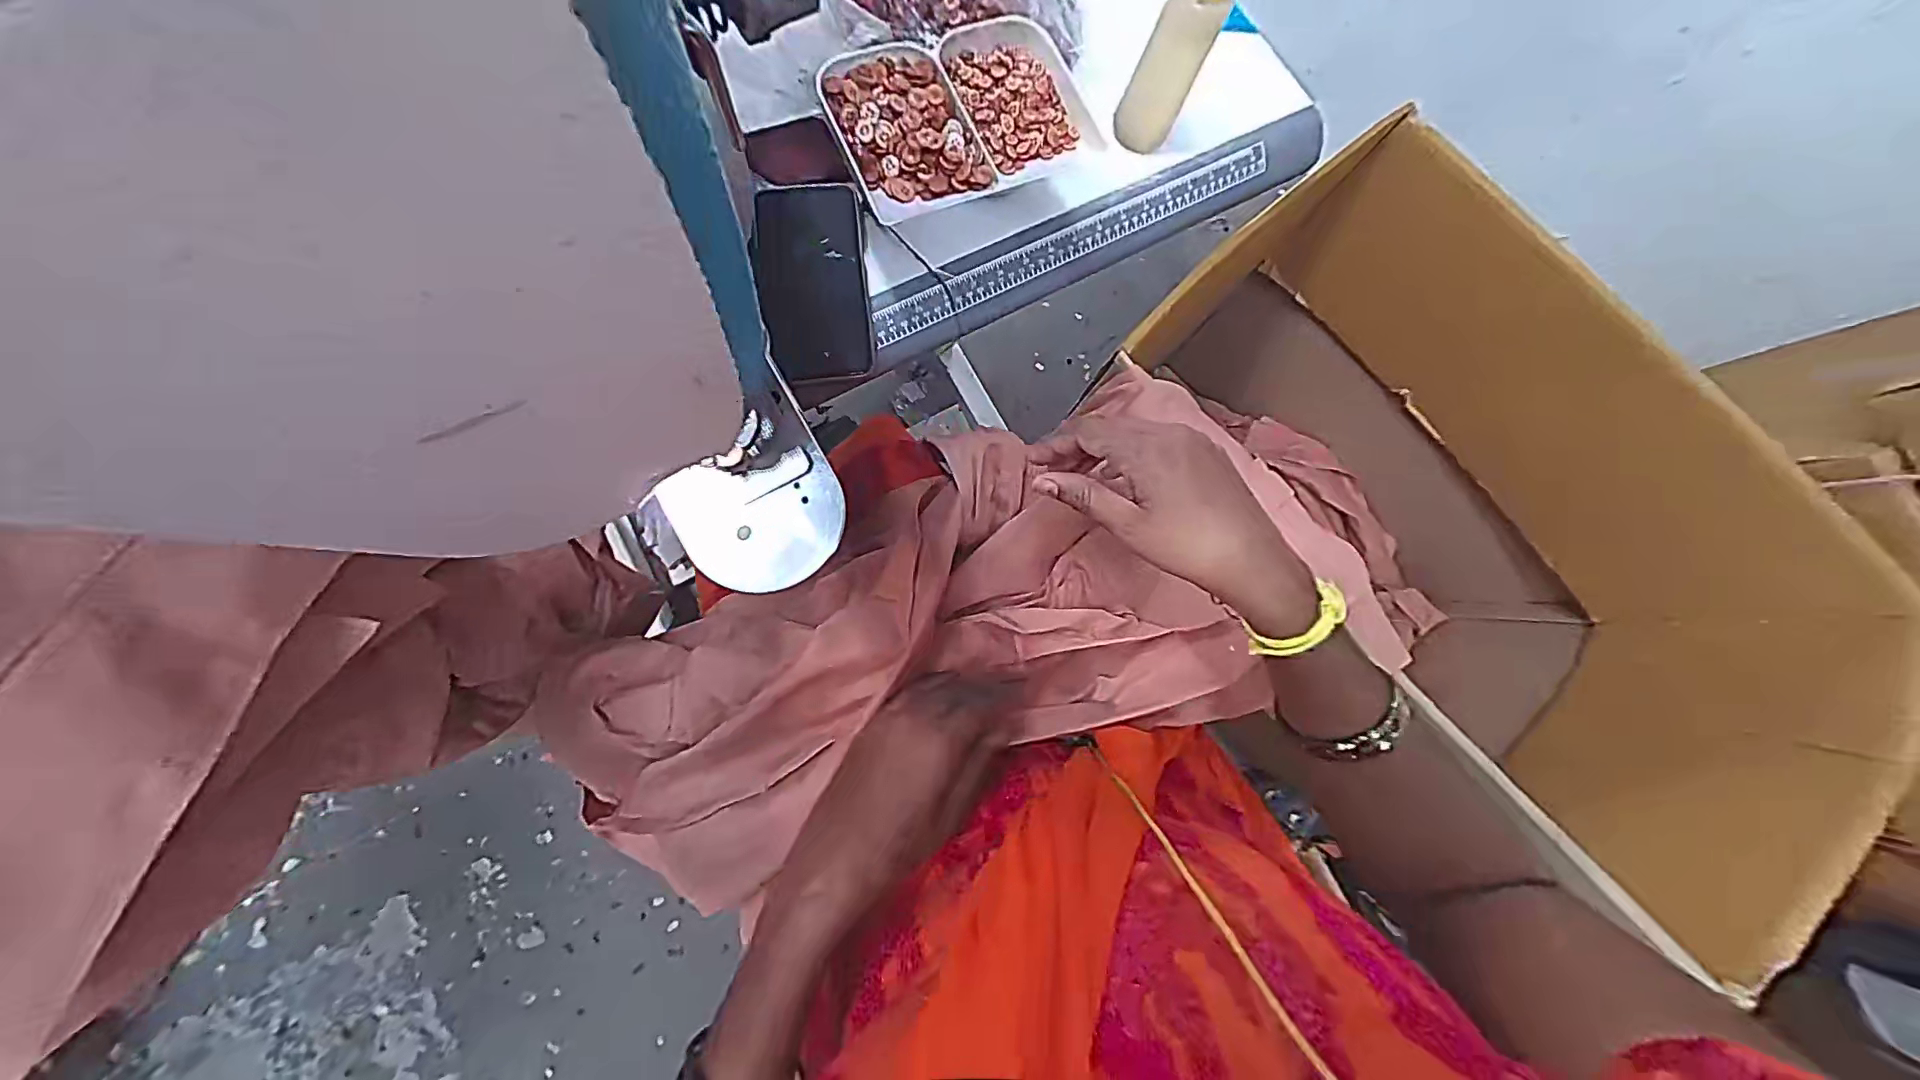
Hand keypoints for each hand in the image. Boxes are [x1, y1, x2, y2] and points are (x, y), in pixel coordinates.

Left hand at [707, 677, 1016, 1079]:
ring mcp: (890, 711)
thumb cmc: (901, 846)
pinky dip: (937, 687)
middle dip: (990, 684)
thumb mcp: (953, 810)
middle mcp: (915, 711)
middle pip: (962, 684)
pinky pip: (915, 689)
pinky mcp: (874, 718)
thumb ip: (980, 761)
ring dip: (963, 682)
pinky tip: (946, 699)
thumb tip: (1003, 726)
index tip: (1030, 688)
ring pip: (937, 682)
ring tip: (984, 692)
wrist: (835, 860)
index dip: (1010, 692)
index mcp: (941, 733)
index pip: (985, 698)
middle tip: (1013, 688)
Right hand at [1030, 417, 1318, 634]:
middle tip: (1052, 470)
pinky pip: (1155, 439)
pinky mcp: (1203, 450)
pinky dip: (1128, 451)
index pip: (1088, 431)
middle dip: (1075, 445)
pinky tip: (1120, 475)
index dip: (1055, 443)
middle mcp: (1169, 432)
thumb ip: (1084, 495)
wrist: (1252, 560)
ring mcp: (1190, 438)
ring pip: (1132, 432)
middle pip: (1109, 426)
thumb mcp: (1128, 524)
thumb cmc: (1187, 547)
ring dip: (1101, 448)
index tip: (1034, 461)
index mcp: (1147, 447)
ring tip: (1080, 475)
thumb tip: (1043, 480)